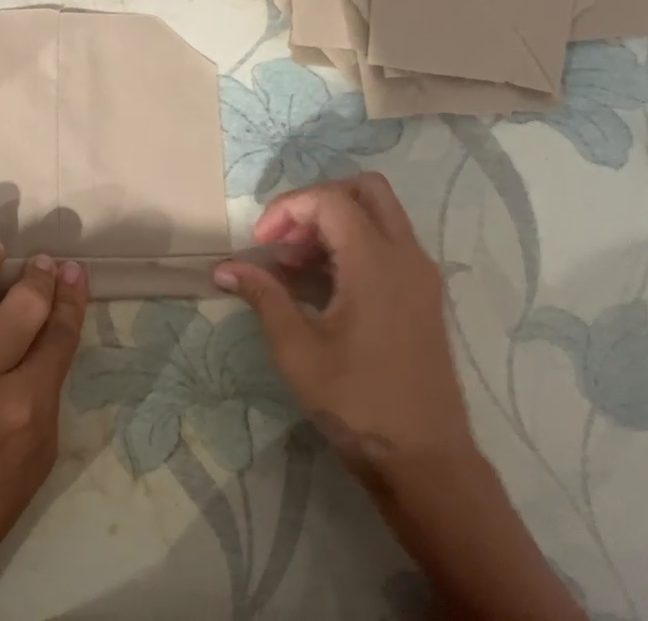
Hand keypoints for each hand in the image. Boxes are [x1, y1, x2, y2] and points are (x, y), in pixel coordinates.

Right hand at [215, 173, 471, 472]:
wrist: (424, 457)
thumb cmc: (356, 401)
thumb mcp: (297, 349)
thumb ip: (263, 296)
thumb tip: (223, 268)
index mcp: (376, 263)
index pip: (330, 201)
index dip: (287, 209)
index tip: (259, 243)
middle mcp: (406, 256)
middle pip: (366, 190)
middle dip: (316, 203)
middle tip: (284, 240)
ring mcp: (420, 275)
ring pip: (379, 215)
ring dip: (333, 224)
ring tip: (294, 266)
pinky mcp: (421, 296)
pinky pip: (387, 243)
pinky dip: (351, 244)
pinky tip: (320, 285)